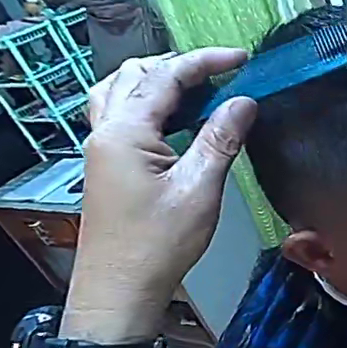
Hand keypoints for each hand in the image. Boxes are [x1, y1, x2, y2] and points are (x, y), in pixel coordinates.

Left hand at [64, 49, 255, 342]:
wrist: (120, 289)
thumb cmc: (159, 242)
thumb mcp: (199, 189)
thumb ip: (220, 139)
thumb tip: (244, 101)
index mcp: (125, 132)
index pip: (166, 77)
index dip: (206, 61)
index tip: (243, 58)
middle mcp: (105, 131)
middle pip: (135, 74)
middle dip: (180, 64)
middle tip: (222, 73)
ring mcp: (102, 147)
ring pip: (120, 91)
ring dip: (157, 79)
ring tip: (198, 87)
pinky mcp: (107, 164)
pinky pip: (120, 113)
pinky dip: (147, 101)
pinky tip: (174, 117)